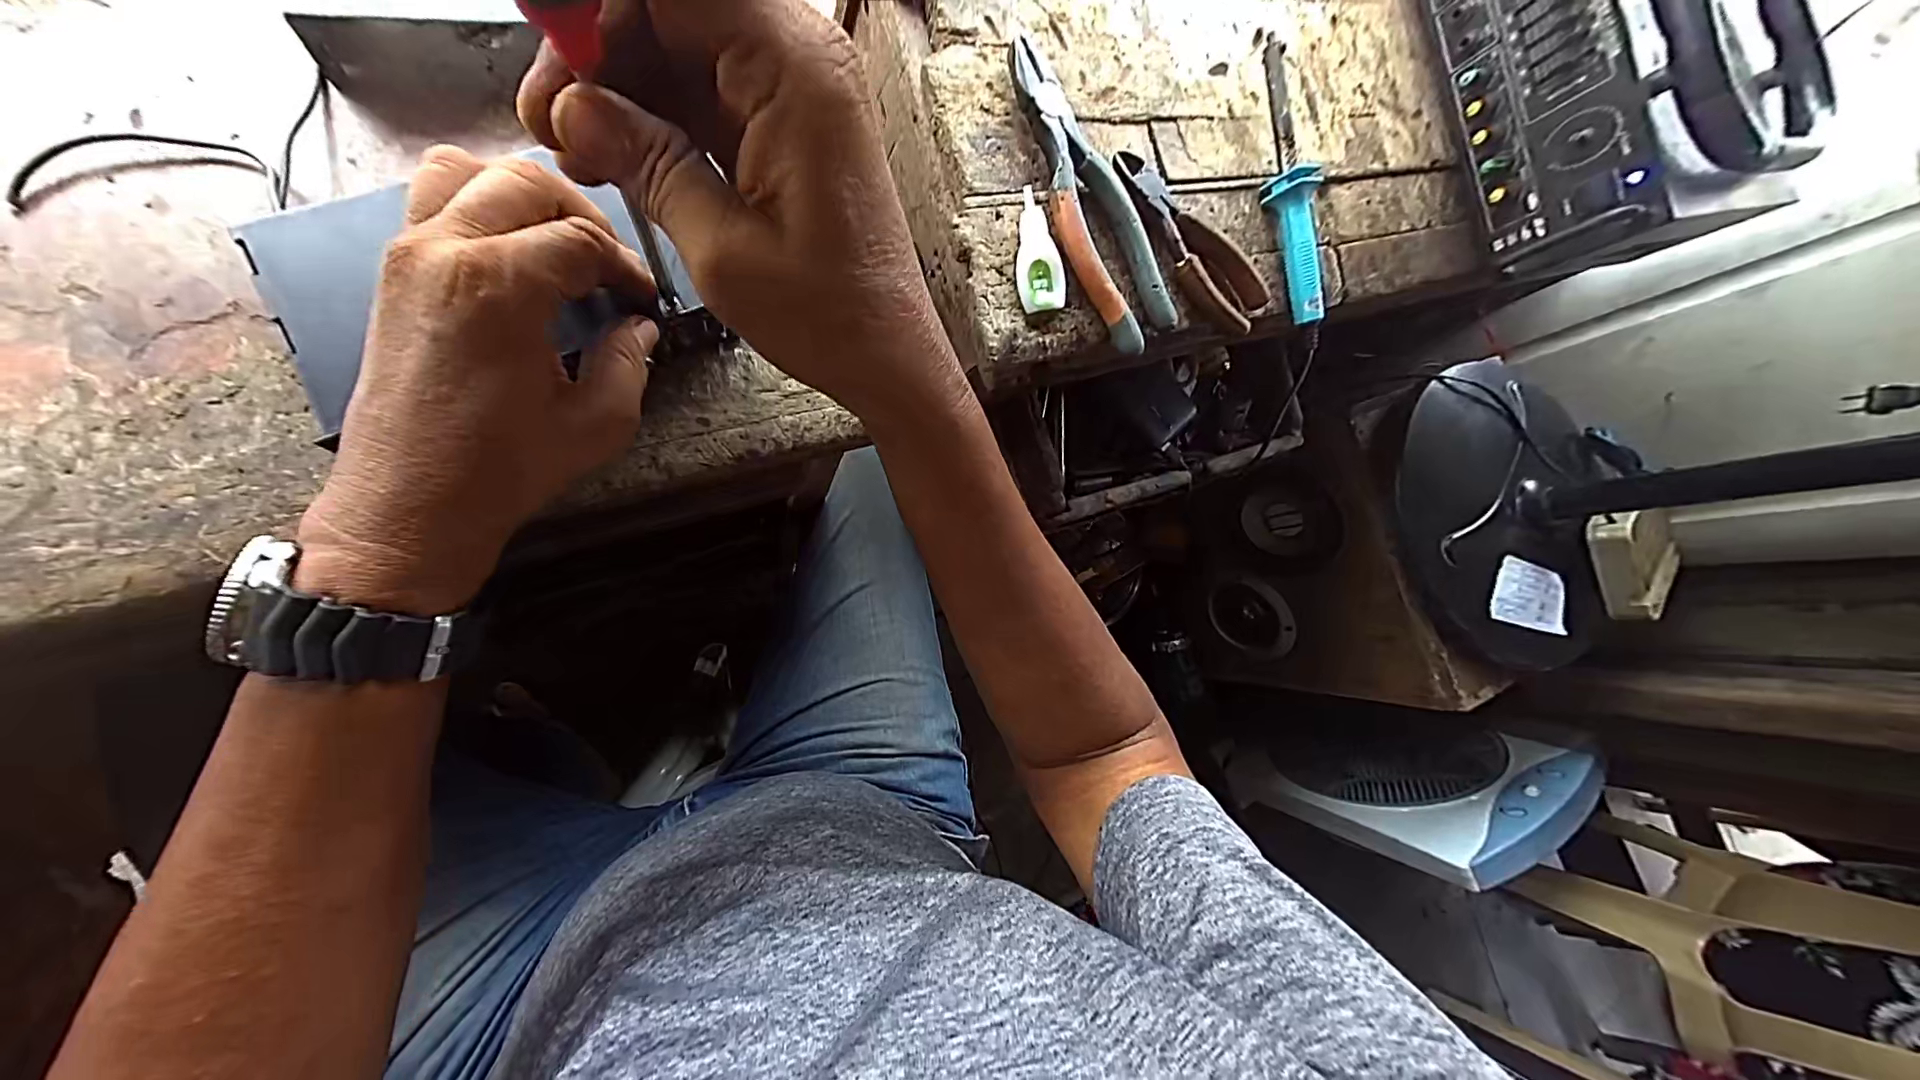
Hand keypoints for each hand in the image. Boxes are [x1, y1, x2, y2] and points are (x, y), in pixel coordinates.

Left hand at [296, 147, 657, 614]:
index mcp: (498, 287)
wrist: (414, 499)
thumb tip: (640, 326)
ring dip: (524, 196)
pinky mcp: (392, 273)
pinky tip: (515, 256)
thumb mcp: (597, 422)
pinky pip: (434, 201)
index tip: (643, 297)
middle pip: (525, 182)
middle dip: (584, 217)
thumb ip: (628, 362)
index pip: (581, 240)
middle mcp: (443, 251)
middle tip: (612, 264)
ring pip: (466, 171)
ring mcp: (407, 255)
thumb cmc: (504, 467)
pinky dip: (481, 207)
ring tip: (560, 244)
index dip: (627, 265)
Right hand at [514, 0, 971, 426]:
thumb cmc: (828, 318)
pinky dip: (660, 122)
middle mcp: (803, 61)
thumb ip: (647, 164)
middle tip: (547, 123)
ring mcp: (799, 97)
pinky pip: (708, 100)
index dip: (591, 8)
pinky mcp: (791, 134)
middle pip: (668, 10)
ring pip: (681, 54)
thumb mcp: (722, 249)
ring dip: (622, 93)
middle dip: (597, 53)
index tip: (548, 53)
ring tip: (575, 154)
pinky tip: (618, 162)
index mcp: (795, 67)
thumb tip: (571, 109)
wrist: (889, 357)